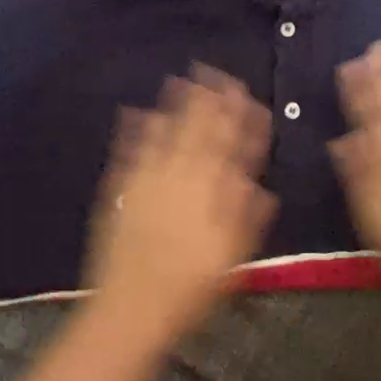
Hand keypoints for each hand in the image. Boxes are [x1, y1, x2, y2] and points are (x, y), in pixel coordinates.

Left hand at [84, 65, 275, 341]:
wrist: (130, 309)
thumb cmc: (190, 289)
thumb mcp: (231, 256)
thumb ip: (246, 216)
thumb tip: (260, 184)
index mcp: (211, 192)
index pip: (231, 146)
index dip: (240, 119)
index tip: (247, 94)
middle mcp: (180, 178)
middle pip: (198, 131)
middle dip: (210, 100)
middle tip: (215, 71)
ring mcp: (146, 181)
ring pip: (165, 133)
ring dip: (175, 104)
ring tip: (184, 78)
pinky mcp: (119, 191)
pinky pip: (129, 151)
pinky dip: (136, 129)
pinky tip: (138, 110)